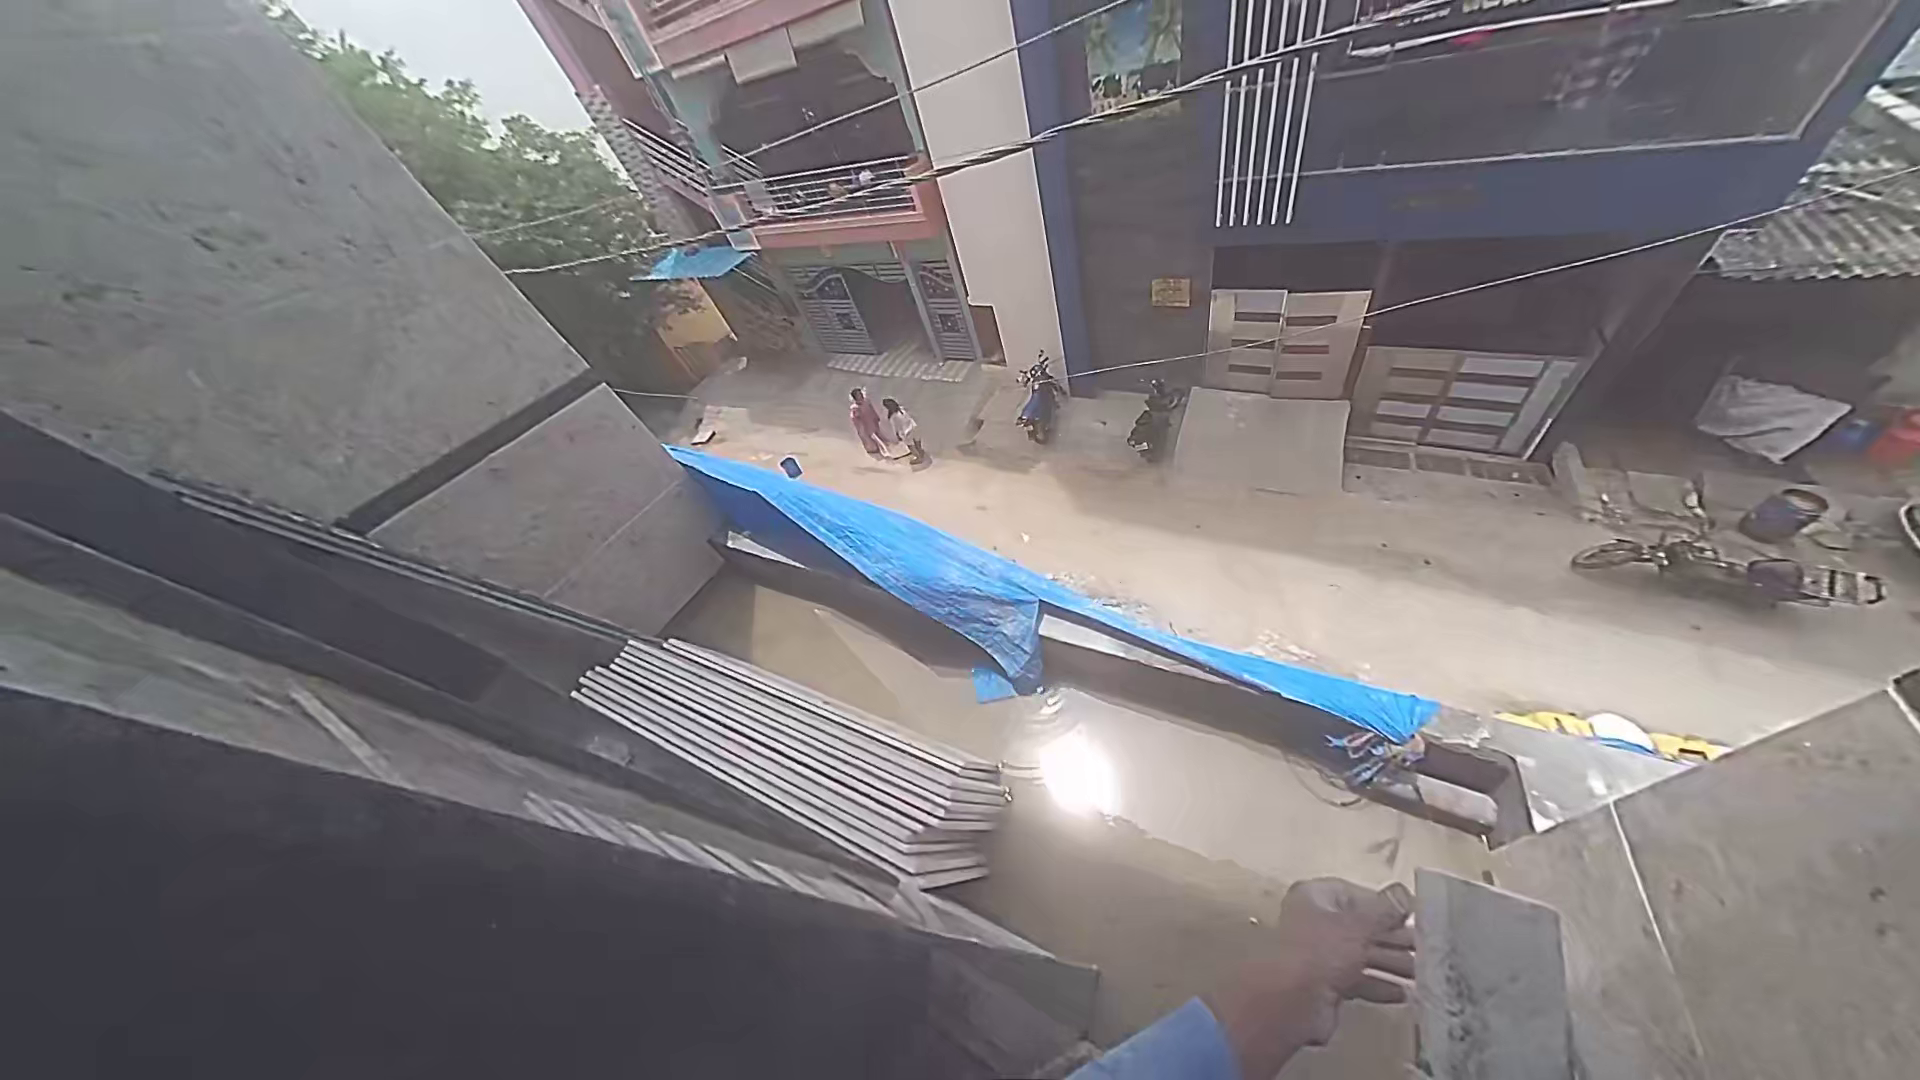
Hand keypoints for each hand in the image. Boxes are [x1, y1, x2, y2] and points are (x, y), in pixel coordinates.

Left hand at [1203, 878, 1414, 1078]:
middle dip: (1392, 936)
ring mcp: (1319, 952)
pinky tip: (1405, 995)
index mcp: (1314, 897)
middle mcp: (1315, 920)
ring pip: (1360, 953)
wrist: (1292, 998)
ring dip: (1391, 962)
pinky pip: (1358, 978)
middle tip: (1429, 949)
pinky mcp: (1326, 982)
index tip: (1414, 917)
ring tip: (1425, 973)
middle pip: (1359, 925)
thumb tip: (1403, 890)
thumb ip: (1382, 911)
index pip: (1352, 893)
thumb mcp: (1356, 926)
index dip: (1382, 905)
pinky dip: (1379, 984)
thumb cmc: (1321, 950)